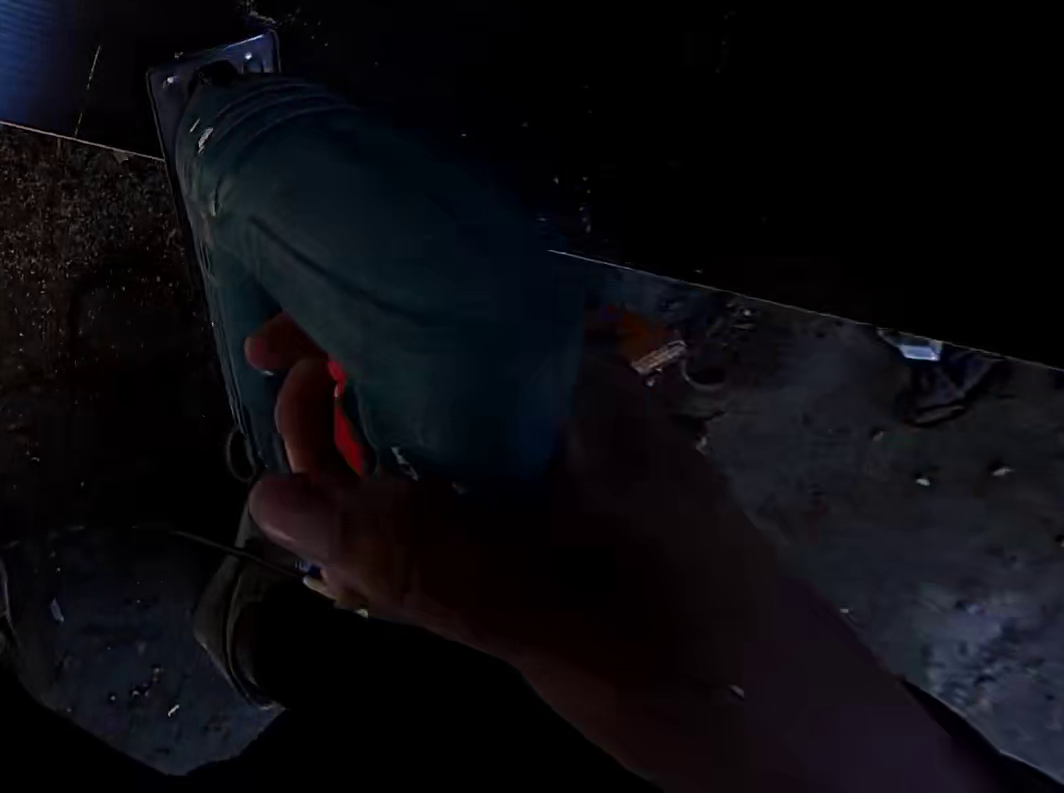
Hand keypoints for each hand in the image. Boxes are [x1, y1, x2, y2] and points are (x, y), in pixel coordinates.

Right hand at [243, 313, 993, 791]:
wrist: (802, 751)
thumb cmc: (695, 651)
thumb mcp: (538, 602)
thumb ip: (401, 552)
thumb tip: (264, 503)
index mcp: (546, 382)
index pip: (419, 316)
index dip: (332, 325)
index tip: (266, 359)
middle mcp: (524, 403)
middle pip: (389, 377)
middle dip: (326, 424)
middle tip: (302, 483)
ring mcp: (515, 456)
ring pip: (395, 438)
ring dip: (346, 485)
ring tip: (336, 553)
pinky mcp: (508, 505)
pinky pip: (416, 488)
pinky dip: (378, 521)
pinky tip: (365, 572)